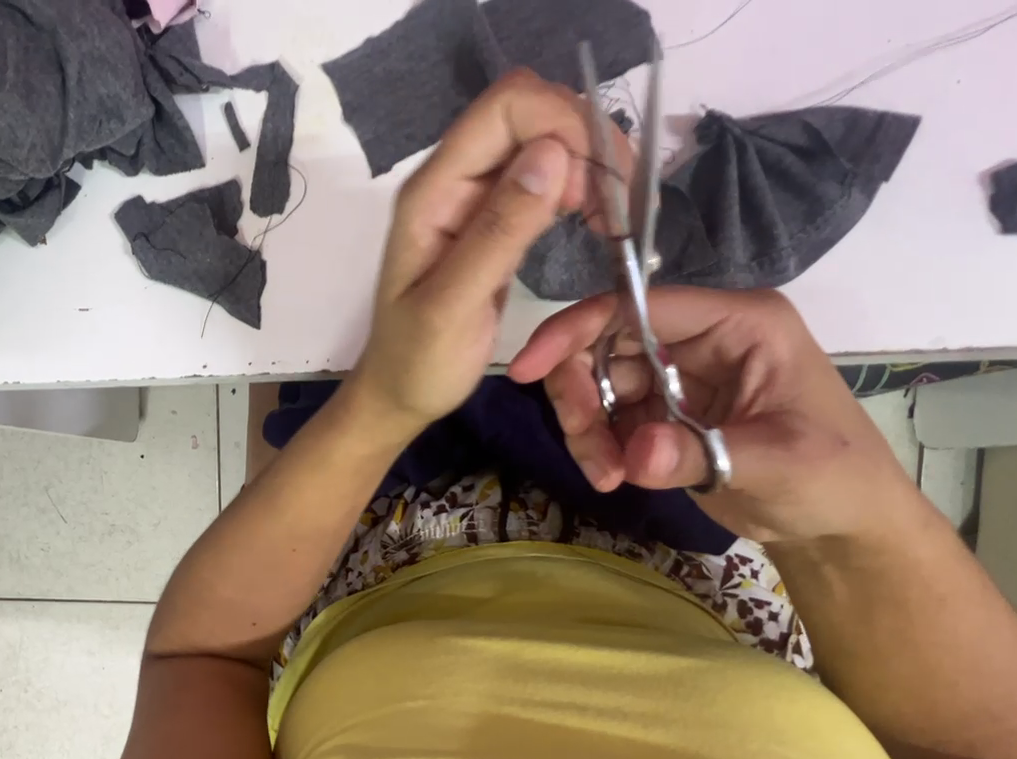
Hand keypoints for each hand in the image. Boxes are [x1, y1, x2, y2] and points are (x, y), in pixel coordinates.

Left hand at [347, 71, 617, 433]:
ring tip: (611, 217)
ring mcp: (472, 201)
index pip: (505, 107)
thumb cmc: (418, 362)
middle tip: (616, 205)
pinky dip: (578, 189)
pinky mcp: (493, 222)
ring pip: (543, 142)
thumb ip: (498, 234)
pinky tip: (595, 223)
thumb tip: (553, 155)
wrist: (400, 394)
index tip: (595, 186)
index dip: (563, 123)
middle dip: (586, 141)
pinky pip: (543, 179)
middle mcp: (451, 183)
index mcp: (432, 193)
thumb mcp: (453, 307)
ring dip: (589, 165)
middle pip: (531, 114)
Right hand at [509, 287, 918, 544]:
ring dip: (586, 430)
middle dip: (580, 395)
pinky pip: (604, 419)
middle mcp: (698, 340)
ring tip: (608, 476)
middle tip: (588, 448)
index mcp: (738, 325)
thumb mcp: (779, 465)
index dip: (576, 330)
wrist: (836, 524)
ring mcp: (675, 376)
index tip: (527, 370)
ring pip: (595, 384)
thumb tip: (634, 454)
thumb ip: (703, 455)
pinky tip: (615, 477)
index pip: (639, 307)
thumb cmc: (832, 479)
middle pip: (603, 345)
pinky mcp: (658, 413)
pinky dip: (596, 448)